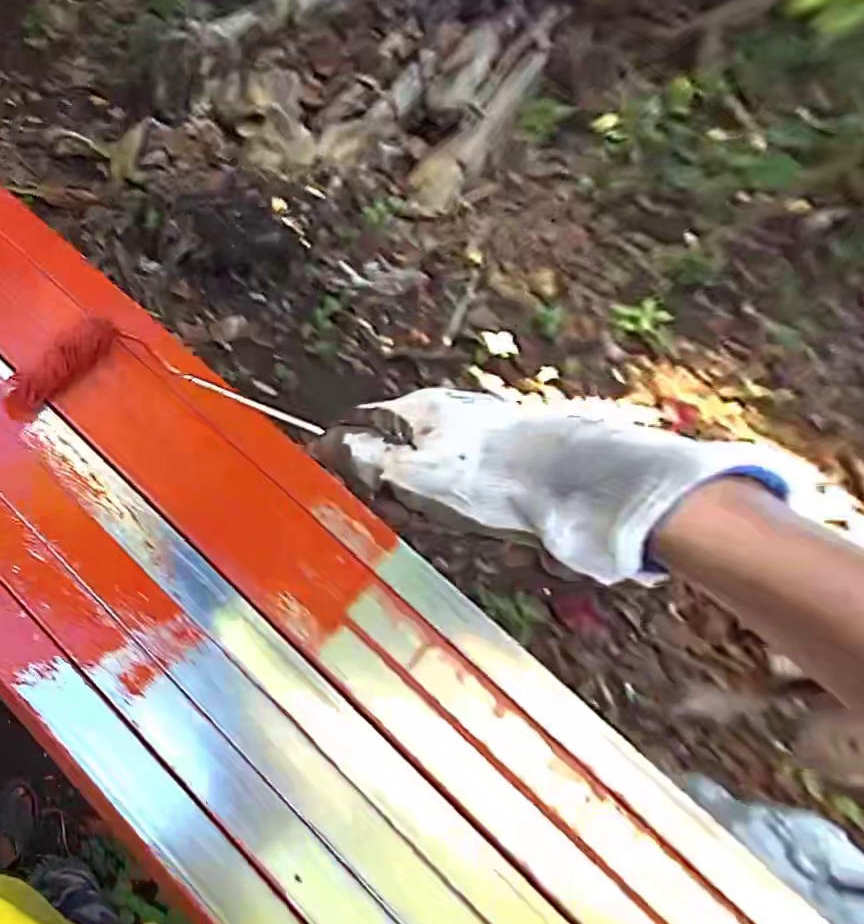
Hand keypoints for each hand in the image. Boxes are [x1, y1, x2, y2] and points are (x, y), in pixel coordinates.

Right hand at [313, 388, 824, 583]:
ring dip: (426, 490)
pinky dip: (462, 491)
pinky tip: (481, 512)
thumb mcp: (408, 474)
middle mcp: (452, 407)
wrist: (602, 490)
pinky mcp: (522, 443)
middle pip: (395, 443)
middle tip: (399, 509)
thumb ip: (358, 458)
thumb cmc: (493, 482)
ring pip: (432, 459)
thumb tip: (322, 444)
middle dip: (388, 478)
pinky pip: (468, 469)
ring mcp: (489, 423)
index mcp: (419, 408)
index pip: (357, 422)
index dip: (340, 451)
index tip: (337, 481)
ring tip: (446, 517)